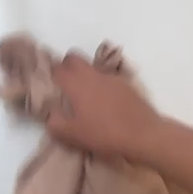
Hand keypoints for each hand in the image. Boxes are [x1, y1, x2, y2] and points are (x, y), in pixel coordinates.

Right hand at [45, 53, 168, 159]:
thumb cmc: (105, 134)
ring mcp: (112, 77)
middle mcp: (93, 75)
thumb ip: (56, 123)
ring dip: (85, 75)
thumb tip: (52, 114)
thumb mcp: (73, 135)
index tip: (48, 82)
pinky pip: (108, 77)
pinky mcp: (127, 84)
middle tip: (64, 83)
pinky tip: (106, 102)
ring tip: (86, 95)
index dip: (50, 72)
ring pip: (92, 67)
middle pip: (74, 58)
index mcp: (77, 85)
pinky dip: (102, 84)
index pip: (57, 68)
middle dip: (66, 66)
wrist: (144, 135)